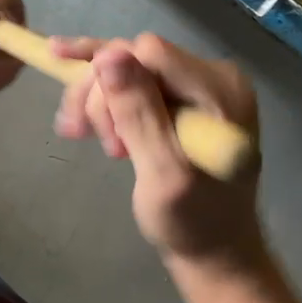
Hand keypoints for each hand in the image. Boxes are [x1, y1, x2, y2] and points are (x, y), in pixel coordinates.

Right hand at [52, 34, 262, 267]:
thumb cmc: (192, 221)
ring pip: (124, 67)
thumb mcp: (163, 172)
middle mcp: (213, 76)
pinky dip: (104, 98)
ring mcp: (198, 84)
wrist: (215, 251)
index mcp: (220, 90)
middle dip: (99, 94)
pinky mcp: (182, 96)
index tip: (86, 123)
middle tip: (82, 136)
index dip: (107, 77)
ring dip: (98, 101)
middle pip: (132, 56)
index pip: (146, 51)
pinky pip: (132, 79)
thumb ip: (139, 111)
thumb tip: (108, 54)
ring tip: (90, 139)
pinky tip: (82, 116)